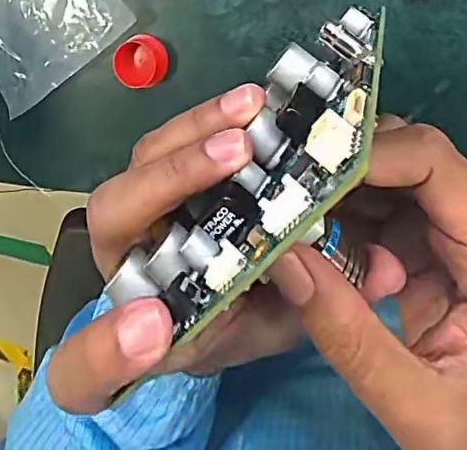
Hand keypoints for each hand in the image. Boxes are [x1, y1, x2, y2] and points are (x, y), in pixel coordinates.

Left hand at [45, 83, 309, 412]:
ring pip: (143, 160)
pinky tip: (246, 102)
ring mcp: (134, 202)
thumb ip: (300, 307)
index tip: (156, 328)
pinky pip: (168, 140)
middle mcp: (121, 256)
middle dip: (175, 178)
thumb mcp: (258, 331)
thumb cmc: (218, 317)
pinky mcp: (152, 167)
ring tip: (249, 106)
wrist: (201, 289)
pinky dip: (206, 118)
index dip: (105, 351)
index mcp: (137, 323)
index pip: (84, 364)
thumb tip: (381, 269)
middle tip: (238, 150)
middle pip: (115, 211)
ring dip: (195, 128)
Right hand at [272, 117, 466, 449]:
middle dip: (344, 164)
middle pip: (406, 155)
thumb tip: (281, 257)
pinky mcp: (421, 254)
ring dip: (336, 194)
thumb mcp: (423, 411)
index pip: (435, 162)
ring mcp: (446, 239)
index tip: (309, 171)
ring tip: (296, 220)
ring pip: (382, 178)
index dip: (371, 153)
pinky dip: (336, 221)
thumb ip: (349, 337)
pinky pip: (371, 212)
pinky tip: (316, 251)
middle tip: (288, 185)